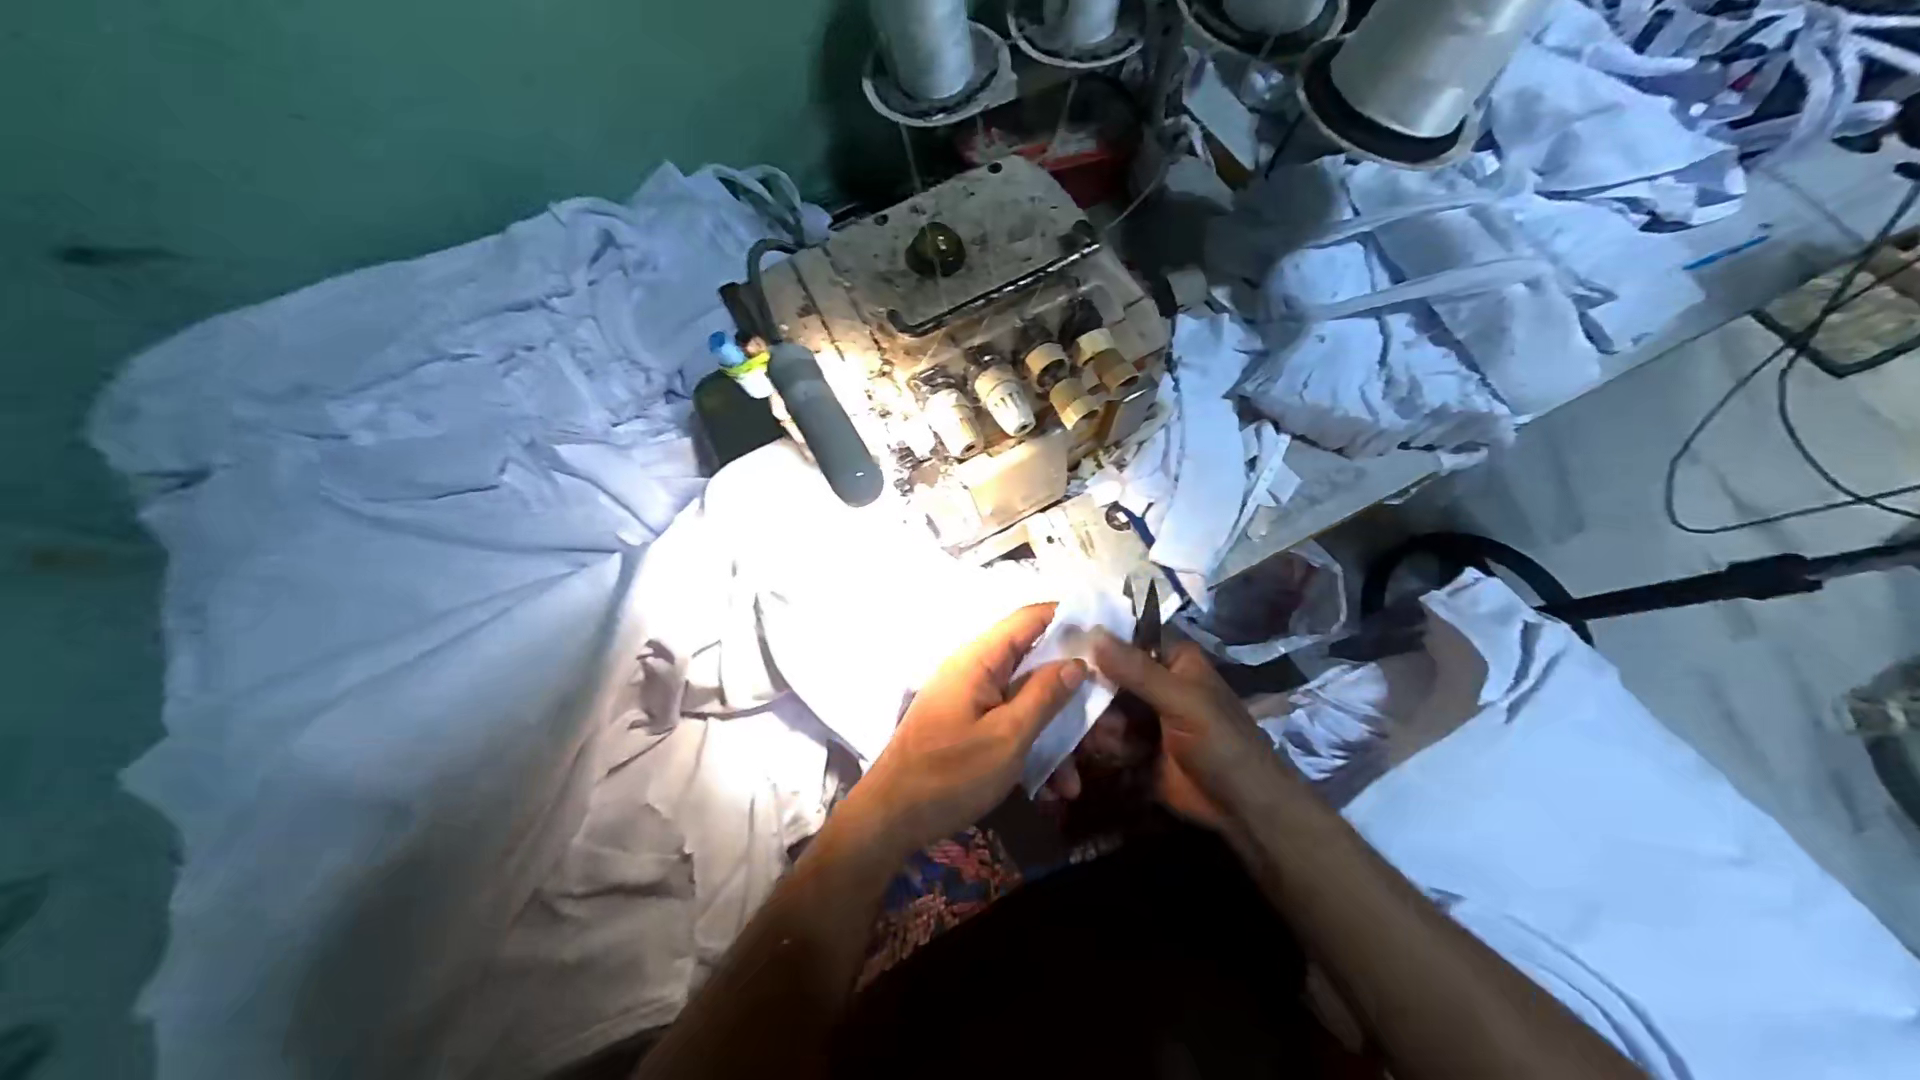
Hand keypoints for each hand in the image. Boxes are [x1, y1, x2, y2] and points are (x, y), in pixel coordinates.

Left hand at [837, 604, 1086, 857]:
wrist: (890, 820)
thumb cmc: (950, 774)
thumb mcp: (1008, 737)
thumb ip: (1044, 696)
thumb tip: (1077, 663)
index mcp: (979, 659)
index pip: (1029, 619)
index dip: (1069, 619)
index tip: (1108, 636)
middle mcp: (974, 672)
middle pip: (1035, 665)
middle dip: (1075, 693)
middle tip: (1111, 720)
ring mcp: (971, 702)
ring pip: (1027, 702)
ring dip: (1059, 731)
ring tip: (1089, 765)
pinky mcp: (968, 729)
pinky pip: (1009, 726)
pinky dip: (1033, 749)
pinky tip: (1055, 787)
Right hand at [1090, 630, 1292, 828]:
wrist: (1242, 807)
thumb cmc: (1221, 743)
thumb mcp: (1181, 701)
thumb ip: (1136, 670)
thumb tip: (1091, 632)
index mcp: (1172, 660)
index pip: (1124, 640)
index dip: (1095, 646)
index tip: (1065, 655)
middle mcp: (1154, 682)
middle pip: (1106, 677)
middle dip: (1096, 698)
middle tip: (1096, 715)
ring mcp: (1143, 716)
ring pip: (1102, 709)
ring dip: (1102, 727)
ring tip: (1116, 744)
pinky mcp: (1134, 746)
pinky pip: (1105, 737)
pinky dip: (1106, 746)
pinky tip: (1118, 757)